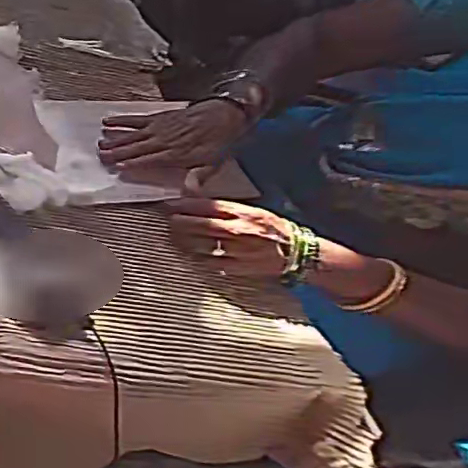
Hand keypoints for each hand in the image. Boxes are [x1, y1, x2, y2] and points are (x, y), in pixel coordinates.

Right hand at [98, 99, 247, 173]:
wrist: (225, 115)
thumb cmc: (218, 141)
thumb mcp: (213, 163)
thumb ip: (198, 177)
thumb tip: (190, 191)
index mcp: (174, 154)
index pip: (147, 160)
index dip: (131, 164)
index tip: (117, 167)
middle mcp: (163, 140)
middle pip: (135, 148)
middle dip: (117, 152)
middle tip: (101, 156)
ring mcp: (159, 127)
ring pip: (132, 135)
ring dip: (115, 139)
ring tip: (100, 144)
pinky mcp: (158, 117)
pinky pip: (136, 119)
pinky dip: (121, 120)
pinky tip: (108, 122)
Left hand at [164, 197, 301, 278]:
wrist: (299, 254)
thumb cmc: (274, 229)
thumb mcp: (253, 210)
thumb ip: (227, 207)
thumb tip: (197, 200)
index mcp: (243, 213)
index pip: (206, 206)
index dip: (185, 205)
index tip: (171, 204)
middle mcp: (238, 231)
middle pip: (199, 225)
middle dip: (179, 222)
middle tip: (168, 219)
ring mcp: (236, 251)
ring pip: (200, 245)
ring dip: (183, 239)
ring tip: (173, 235)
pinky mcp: (236, 267)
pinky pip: (208, 262)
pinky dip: (195, 257)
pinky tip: (188, 253)